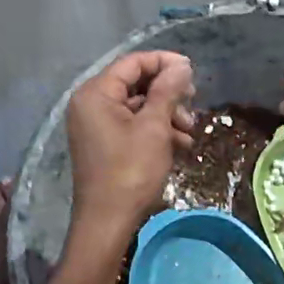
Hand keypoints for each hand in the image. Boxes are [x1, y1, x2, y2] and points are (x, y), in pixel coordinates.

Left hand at [66, 50, 194, 248]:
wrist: (108, 221)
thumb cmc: (131, 171)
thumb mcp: (154, 128)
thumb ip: (167, 91)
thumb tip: (181, 66)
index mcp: (96, 93)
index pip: (133, 63)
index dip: (164, 63)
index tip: (193, 71)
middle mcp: (90, 104)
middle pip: (135, 84)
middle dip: (167, 92)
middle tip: (193, 102)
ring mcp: (95, 125)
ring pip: (137, 106)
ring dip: (166, 114)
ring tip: (189, 130)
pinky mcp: (103, 144)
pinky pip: (131, 126)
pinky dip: (155, 130)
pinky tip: (179, 144)